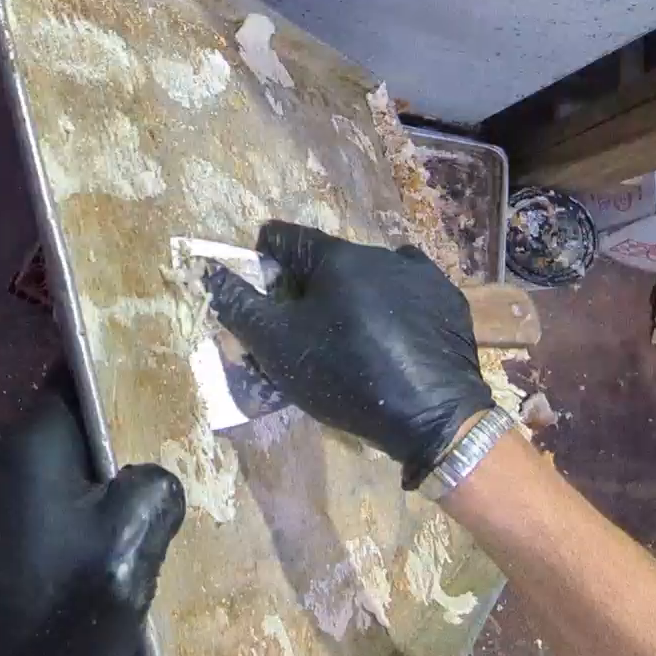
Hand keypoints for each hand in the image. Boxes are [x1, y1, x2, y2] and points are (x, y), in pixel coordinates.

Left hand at [0, 389, 184, 655]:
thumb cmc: (55, 610)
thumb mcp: (128, 550)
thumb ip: (151, 490)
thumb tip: (148, 476)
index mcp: (27, 438)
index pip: (75, 380)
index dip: (113, 385)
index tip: (149, 396)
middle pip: (62, 425)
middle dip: (102, 445)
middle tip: (144, 474)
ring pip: (43, 464)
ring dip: (78, 484)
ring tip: (116, 520)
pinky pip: (22, 495)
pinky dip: (52, 510)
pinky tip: (76, 549)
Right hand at [202, 221, 493, 484]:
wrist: (434, 417)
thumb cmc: (345, 376)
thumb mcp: (277, 344)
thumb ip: (238, 304)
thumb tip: (207, 271)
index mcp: (333, 256)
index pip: (282, 237)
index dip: (264, 264)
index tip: (265, 298)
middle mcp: (377, 252)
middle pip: (324, 258)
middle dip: (307, 284)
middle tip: (304, 328)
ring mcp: (420, 273)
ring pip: (366, 273)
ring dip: (350, 293)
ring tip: (350, 337)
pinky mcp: (448, 299)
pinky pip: (406, 290)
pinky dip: (391, 304)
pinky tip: (390, 337)